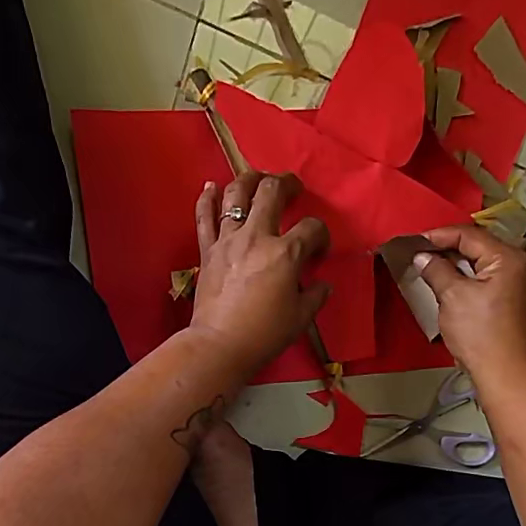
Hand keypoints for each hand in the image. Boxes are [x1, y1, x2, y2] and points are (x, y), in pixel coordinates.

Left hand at [190, 172, 331, 374]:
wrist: (220, 346)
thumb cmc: (265, 334)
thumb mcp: (300, 318)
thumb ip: (315, 296)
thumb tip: (321, 285)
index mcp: (285, 253)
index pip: (311, 229)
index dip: (321, 235)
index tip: (319, 250)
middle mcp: (257, 237)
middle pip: (272, 192)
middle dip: (287, 184)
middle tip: (293, 188)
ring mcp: (228, 240)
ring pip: (236, 195)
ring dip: (249, 180)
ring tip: (258, 179)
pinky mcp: (207, 250)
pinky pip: (204, 217)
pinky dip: (207, 198)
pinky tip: (211, 186)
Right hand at [414, 225, 525, 378]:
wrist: (503, 371)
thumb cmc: (480, 333)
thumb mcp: (453, 296)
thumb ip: (436, 270)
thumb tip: (422, 256)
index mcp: (506, 257)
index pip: (469, 234)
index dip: (439, 236)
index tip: (414, 241)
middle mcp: (514, 264)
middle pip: (475, 246)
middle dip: (446, 248)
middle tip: (418, 253)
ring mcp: (513, 283)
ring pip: (478, 263)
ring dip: (453, 264)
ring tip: (427, 267)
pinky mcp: (506, 300)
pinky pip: (482, 279)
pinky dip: (462, 278)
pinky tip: (445, 284)